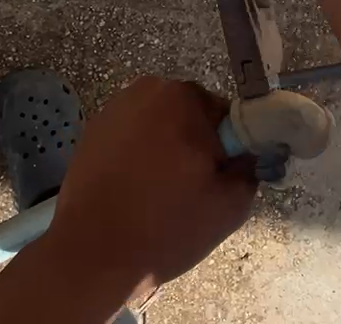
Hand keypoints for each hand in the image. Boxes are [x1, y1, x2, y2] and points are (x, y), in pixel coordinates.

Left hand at [43, 76, 255, 298]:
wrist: (90, 253)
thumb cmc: (164, 227)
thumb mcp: (229, 206)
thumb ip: (250, 168)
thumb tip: (246, 152)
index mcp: (186, 98)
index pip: (227, 117)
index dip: (228, 150)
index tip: (217, 180)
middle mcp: (151, 87)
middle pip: (192, 115)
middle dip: (196, 146)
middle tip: (189, 190)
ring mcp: (118, 104)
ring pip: (162, 123)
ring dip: (166, 147)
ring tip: (158, 192)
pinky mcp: (96, 124)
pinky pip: (134, 132)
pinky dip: (139, 152)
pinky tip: (133, 187)